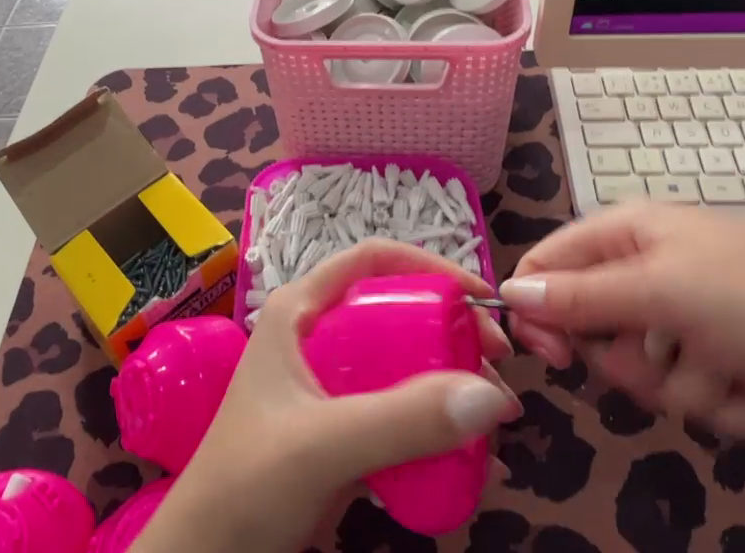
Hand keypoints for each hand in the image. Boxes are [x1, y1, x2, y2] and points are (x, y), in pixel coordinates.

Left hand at [134, 240, 519, 552]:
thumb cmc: (248, 484)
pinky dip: (433, 421)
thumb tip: (490, 394)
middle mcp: (316, 335)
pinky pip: (397, 406)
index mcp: (300, 312)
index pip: (371, 261)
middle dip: (451, 331)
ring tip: (492, 418)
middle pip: (395, 309)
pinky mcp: (339, 425)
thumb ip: (401, 420)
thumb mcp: (322, 445)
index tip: (483, 301)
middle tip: (496, 369)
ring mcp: (328, 381)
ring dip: (449, 380)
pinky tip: (466, 452)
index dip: (430, 268)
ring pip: (402, 359)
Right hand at [501, 204, 744, 442]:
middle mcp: (651, 272)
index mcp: (630, 234)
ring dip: (681, 388)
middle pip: (591, 327)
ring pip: (639, 370)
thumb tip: (508, 293)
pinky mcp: (723, 363)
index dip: (540, 309)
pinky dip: (719, 404)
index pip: (551, 264)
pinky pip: (686, 395)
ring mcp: (688, 320)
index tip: (552, 355)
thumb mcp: (665, 292)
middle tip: (666, 361)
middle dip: (628, 360)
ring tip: (730, 377)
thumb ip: (582, 296)